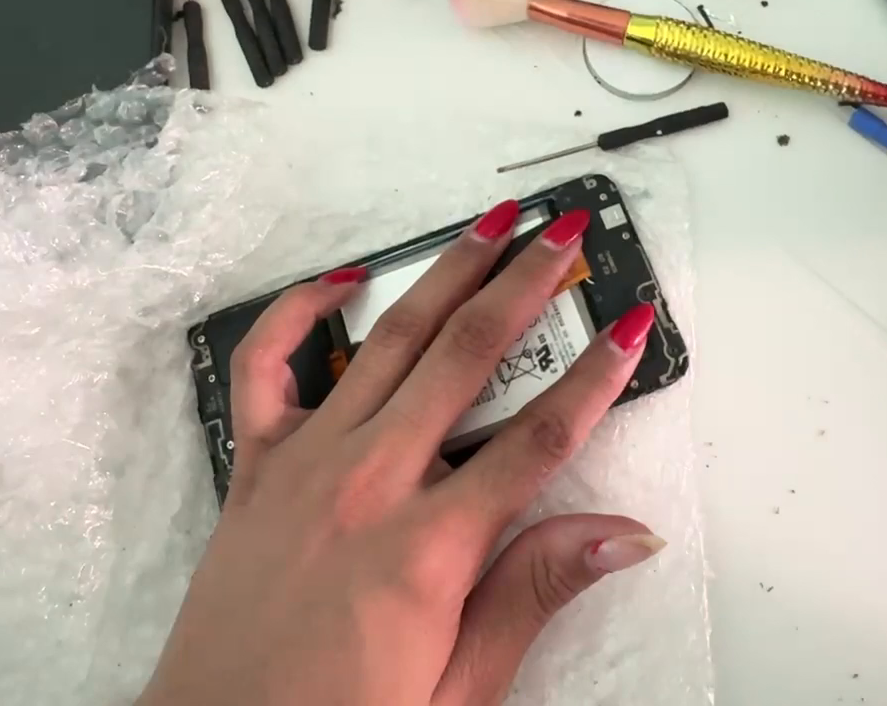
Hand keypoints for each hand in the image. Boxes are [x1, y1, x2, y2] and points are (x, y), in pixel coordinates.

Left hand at [140, 202, 662, 705]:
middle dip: (525, 285)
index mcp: (426, 549)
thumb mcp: (459, 691)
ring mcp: (307, 460)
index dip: (594, 377)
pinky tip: (344, 281)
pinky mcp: (258, 461)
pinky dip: (300, 309)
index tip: (629, 326)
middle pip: (467, 356)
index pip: (539, 439)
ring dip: (446, 273)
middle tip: (561, 234)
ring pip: (391, 339)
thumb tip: (622, 535)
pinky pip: (269, 362)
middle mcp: (368, 483)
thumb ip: (533, 594)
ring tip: (489, 226)